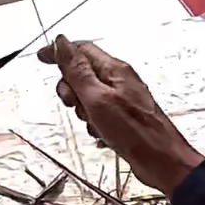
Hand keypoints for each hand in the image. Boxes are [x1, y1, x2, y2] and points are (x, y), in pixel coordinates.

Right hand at [38, 35, 204, 194]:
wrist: (162, 162)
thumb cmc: (135, 131)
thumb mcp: (97, 98)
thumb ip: (77, 70)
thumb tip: (61, 42)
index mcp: (114, 70)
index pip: (81, 49)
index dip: (59, 52)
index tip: (41, 58)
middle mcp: (119, 80)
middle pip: (81, 73)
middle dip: (70, 89)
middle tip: (75, 104)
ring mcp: (121, 99)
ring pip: (87, 96)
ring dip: (82, 110)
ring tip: (93, 122)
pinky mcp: (122, 117)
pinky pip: (97, 113)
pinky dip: (93, 123)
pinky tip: (101, 133)